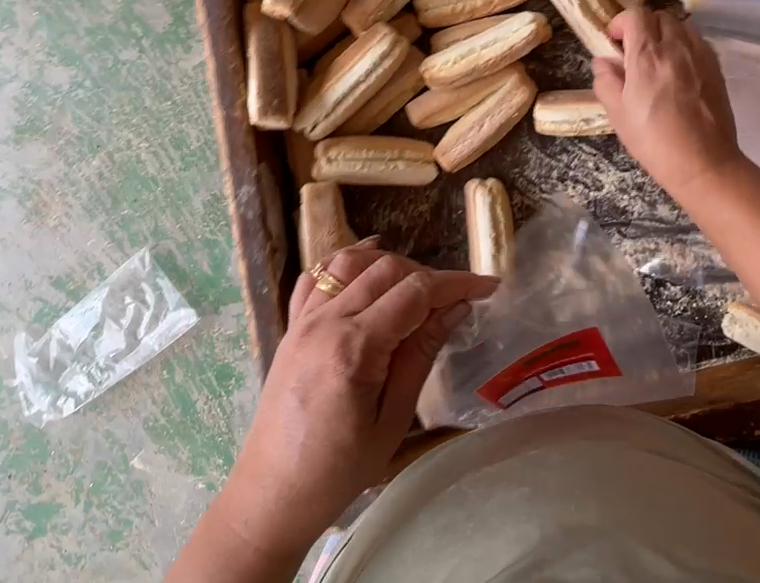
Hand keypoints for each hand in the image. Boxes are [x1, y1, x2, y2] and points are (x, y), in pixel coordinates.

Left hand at [222, 244, 497, 563]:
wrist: (272, 495)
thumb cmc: (338, 470)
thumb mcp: (392, 419)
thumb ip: (422, 355)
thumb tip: (456, 308)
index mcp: (354, 348)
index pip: (416, 292)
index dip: (456, 283)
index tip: (487, 286)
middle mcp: (326, 322)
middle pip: (387, 269)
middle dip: (428, 275)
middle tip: (455, 299)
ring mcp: (304, 321)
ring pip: (352, 263)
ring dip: (389, 264)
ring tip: (416, 287)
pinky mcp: (291, 328)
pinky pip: (318, 278)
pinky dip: (347, 264)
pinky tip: (367, 268)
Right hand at [592, 8, 744, 195]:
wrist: (703, 162)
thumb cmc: (654, 141)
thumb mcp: (618, 114)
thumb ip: (606, 81)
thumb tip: (604, 61)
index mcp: (647, 56)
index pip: (636, 15)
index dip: (622, 22)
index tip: (615, 41)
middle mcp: (676, 47)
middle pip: (659, 16)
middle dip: (644, 27)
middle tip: (635, 51)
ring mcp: (700, 55)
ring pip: (682, 26)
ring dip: (666, 34)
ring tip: (658, 58)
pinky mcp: (716, 68)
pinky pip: (698, 42)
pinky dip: (685, 46)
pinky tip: (680, 70)